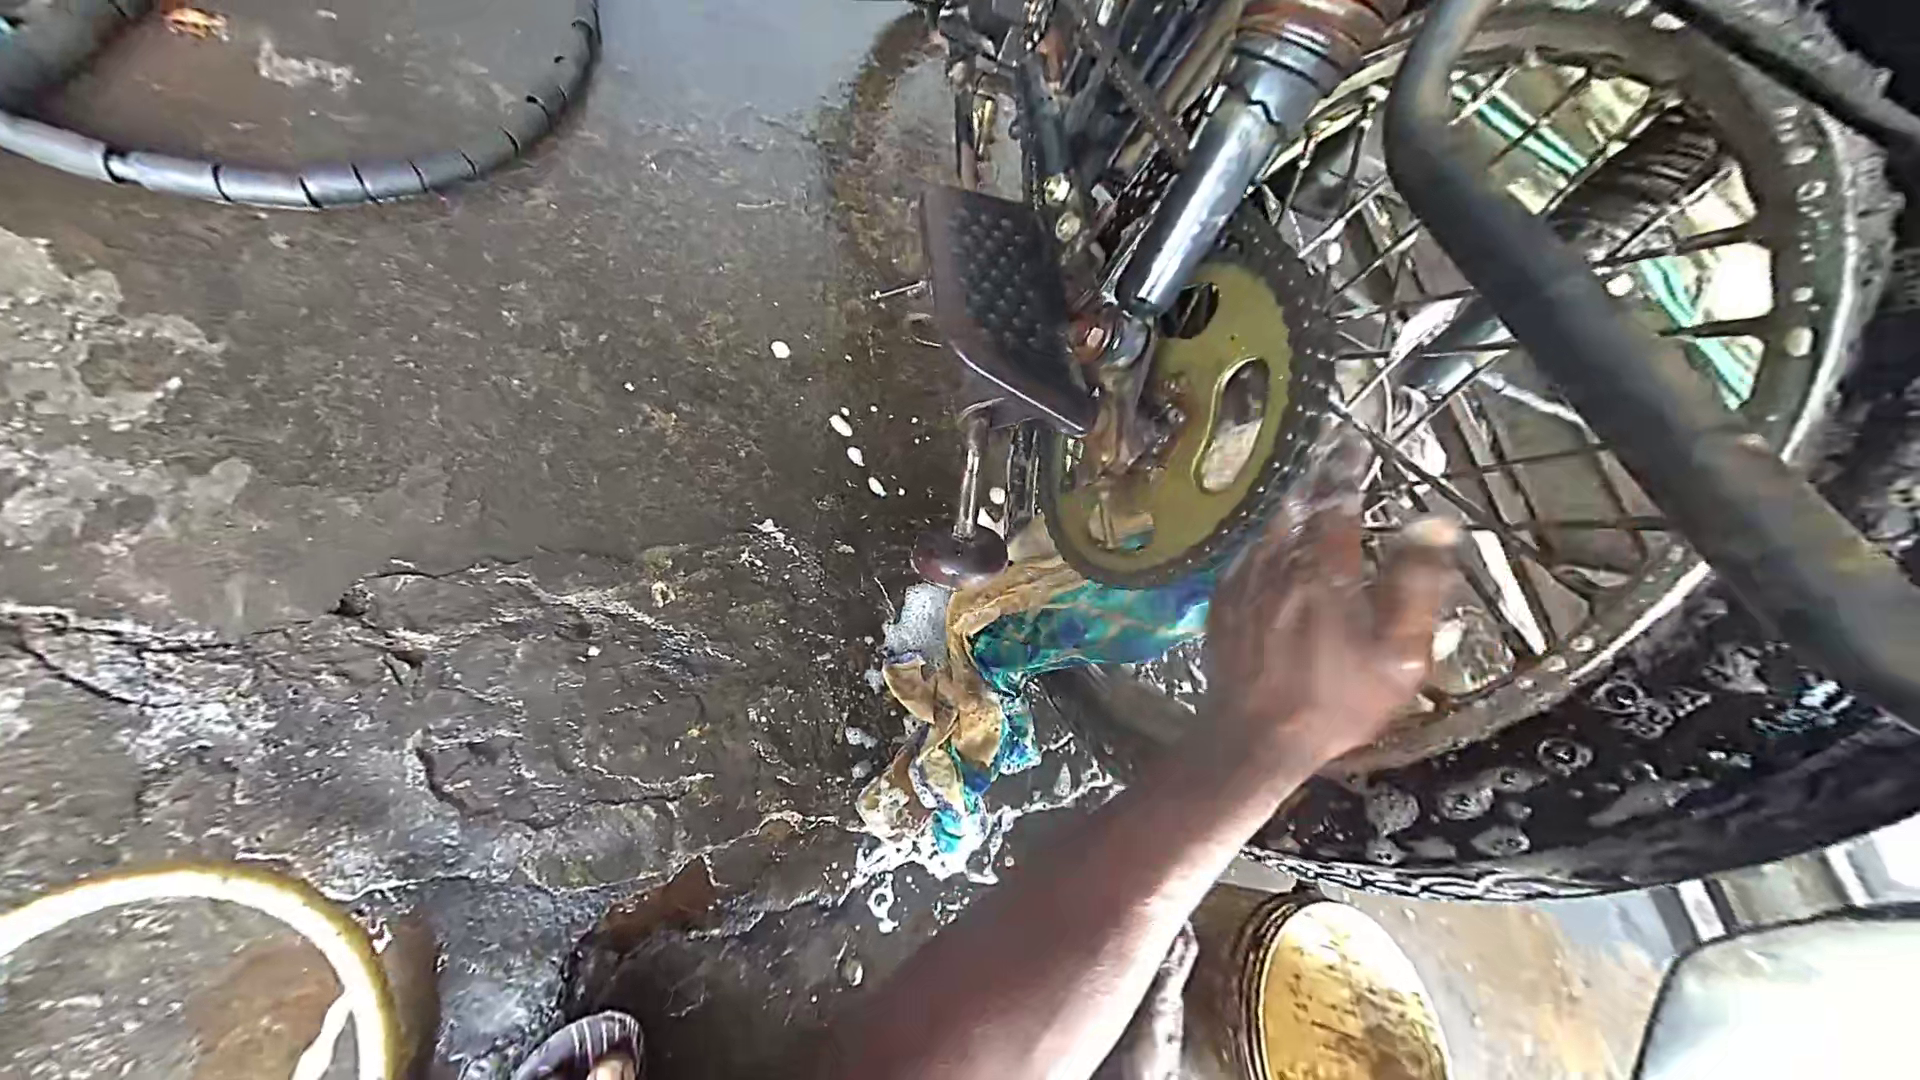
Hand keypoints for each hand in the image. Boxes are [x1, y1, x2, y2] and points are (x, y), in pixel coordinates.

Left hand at [1204, 461, 1457, 765]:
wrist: (1256, 731)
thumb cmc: (1337, 698)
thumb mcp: (1397, 653)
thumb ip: (1415, 584)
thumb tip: (1431, 523)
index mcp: (1323, 571)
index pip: (1336, 504)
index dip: (1346, 470)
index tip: (1353, 443)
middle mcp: (1276, 566)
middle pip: (1294, 510)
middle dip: (1312, 481)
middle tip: (1325, 456)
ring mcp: (1241, 583)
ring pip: (1264, 531)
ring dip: (1285, 508)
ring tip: (1301, 491)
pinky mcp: (1220, 602)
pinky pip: (1242, 557)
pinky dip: (1260, 541)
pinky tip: (1267, 543)